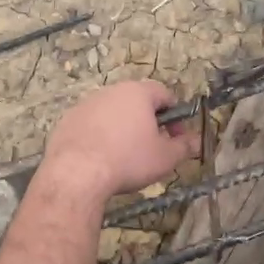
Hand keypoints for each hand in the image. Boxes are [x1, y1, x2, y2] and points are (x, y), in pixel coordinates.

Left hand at [39, 80, 199, 200]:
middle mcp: (111, 91)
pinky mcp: (67, 120)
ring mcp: (86, 104)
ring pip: (112, 113)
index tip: (175, 137)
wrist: (77, 173)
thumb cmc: (128, 160)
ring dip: (122, 128)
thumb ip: (184, 147)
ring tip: (124, 156)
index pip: (163, 94)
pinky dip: (99, 136)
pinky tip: (99, 159)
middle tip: (151, 147)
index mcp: (137, 93)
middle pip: (136, 102)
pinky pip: (90, 125)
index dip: (174, 115)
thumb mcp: (164, 157)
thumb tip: (197, 141)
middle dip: (147, 122)